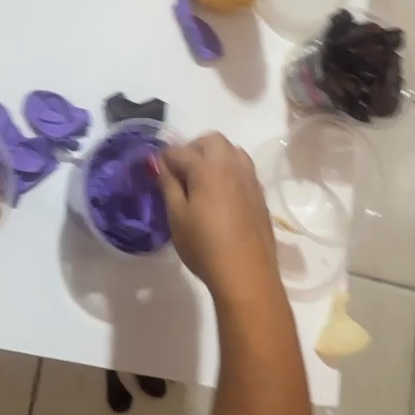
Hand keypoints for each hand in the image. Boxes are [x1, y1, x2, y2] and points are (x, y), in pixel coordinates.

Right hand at [154, 133, 278, 298]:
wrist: (246, 275)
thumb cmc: (204, 246)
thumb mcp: (177, 216)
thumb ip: (168, 184)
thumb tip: (160, 163)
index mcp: (207, 168)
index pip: (179, 151)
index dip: (163, 157)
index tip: (155, 168)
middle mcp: (231, 166)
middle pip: (212, 140)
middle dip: (193, 148)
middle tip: (180, 171)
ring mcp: (250, 179)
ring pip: (232, 150)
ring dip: (215, 155)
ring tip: (202, 179)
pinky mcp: (260, 195)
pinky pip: (243, 168)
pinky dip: (229, 169)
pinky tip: (221, 194)